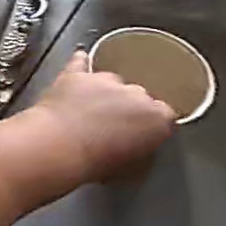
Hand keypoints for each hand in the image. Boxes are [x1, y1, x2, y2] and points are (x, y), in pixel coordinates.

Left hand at [25, 51, 176, 182]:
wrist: (60, 145)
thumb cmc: (99, 162)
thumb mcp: (135, 167)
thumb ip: (146, 148)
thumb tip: (141, 143)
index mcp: (157, 117)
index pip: (164, 115)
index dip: (152, 124)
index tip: (143, 133)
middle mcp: (135, 92)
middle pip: (138, 96)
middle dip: (129, 107)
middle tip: (113, 124)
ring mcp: (104, 79)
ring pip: (111, 81)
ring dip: (105, 91)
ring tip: (91, 107)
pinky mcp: (76, 74)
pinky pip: (80, 62)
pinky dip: (81, 62)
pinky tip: (81, 59)